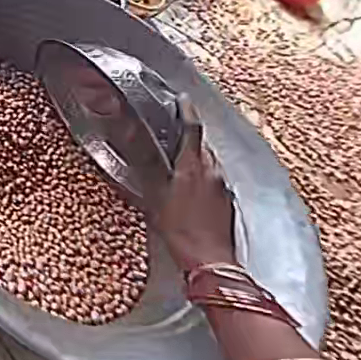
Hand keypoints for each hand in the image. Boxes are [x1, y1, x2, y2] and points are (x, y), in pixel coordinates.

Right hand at [159, 101, 237, 272]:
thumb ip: (146, 163)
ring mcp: (223, 187)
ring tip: (175, 160)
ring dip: (193, 156)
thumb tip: (133, 137)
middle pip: (201, 145)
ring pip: (208, 162)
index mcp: (194, 165)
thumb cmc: (179, 226)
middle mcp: (213, 171)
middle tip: (169, 131)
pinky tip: (187, 187)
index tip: (180, 99)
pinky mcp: (227, 202)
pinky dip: (200, 175)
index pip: (192, 129)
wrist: (210, 260)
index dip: (186, 111)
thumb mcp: (154, 193)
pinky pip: (213, 179)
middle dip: (188, 135)